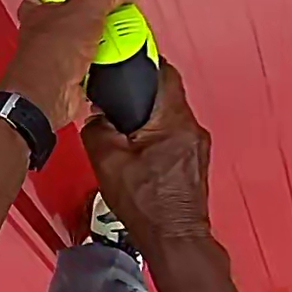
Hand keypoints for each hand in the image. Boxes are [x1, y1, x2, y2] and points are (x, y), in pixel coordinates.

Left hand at [0, 0, 146, 127]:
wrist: (47, 97)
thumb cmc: (47, 54)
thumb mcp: (86, 7)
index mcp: (40, 9)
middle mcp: (47, 32)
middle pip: (81, 14)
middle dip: (101, 14)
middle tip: (116, 10)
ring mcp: (60, 55)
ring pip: (91, 41)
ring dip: (106, 40)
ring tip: (118, 36)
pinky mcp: (73, 76)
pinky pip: (97, 64)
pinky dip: (108, 62)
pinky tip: (114, 59)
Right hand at [81, 62, 211, 250]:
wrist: (173, 237)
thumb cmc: (147, 205)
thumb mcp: (107, 162)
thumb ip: (97, 130)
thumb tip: (95, 118)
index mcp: (172, 122)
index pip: (164, 72)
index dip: (143, 60)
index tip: (128, 54)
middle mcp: (191, 129)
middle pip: (166, 93)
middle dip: (140, 91)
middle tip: (117, 95)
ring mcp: (196, 145)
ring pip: (168, 114)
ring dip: (146, 115)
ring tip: (122, 126)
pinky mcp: (193, 160)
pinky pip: (172, 133)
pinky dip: (154, 132)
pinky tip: (136, 148)